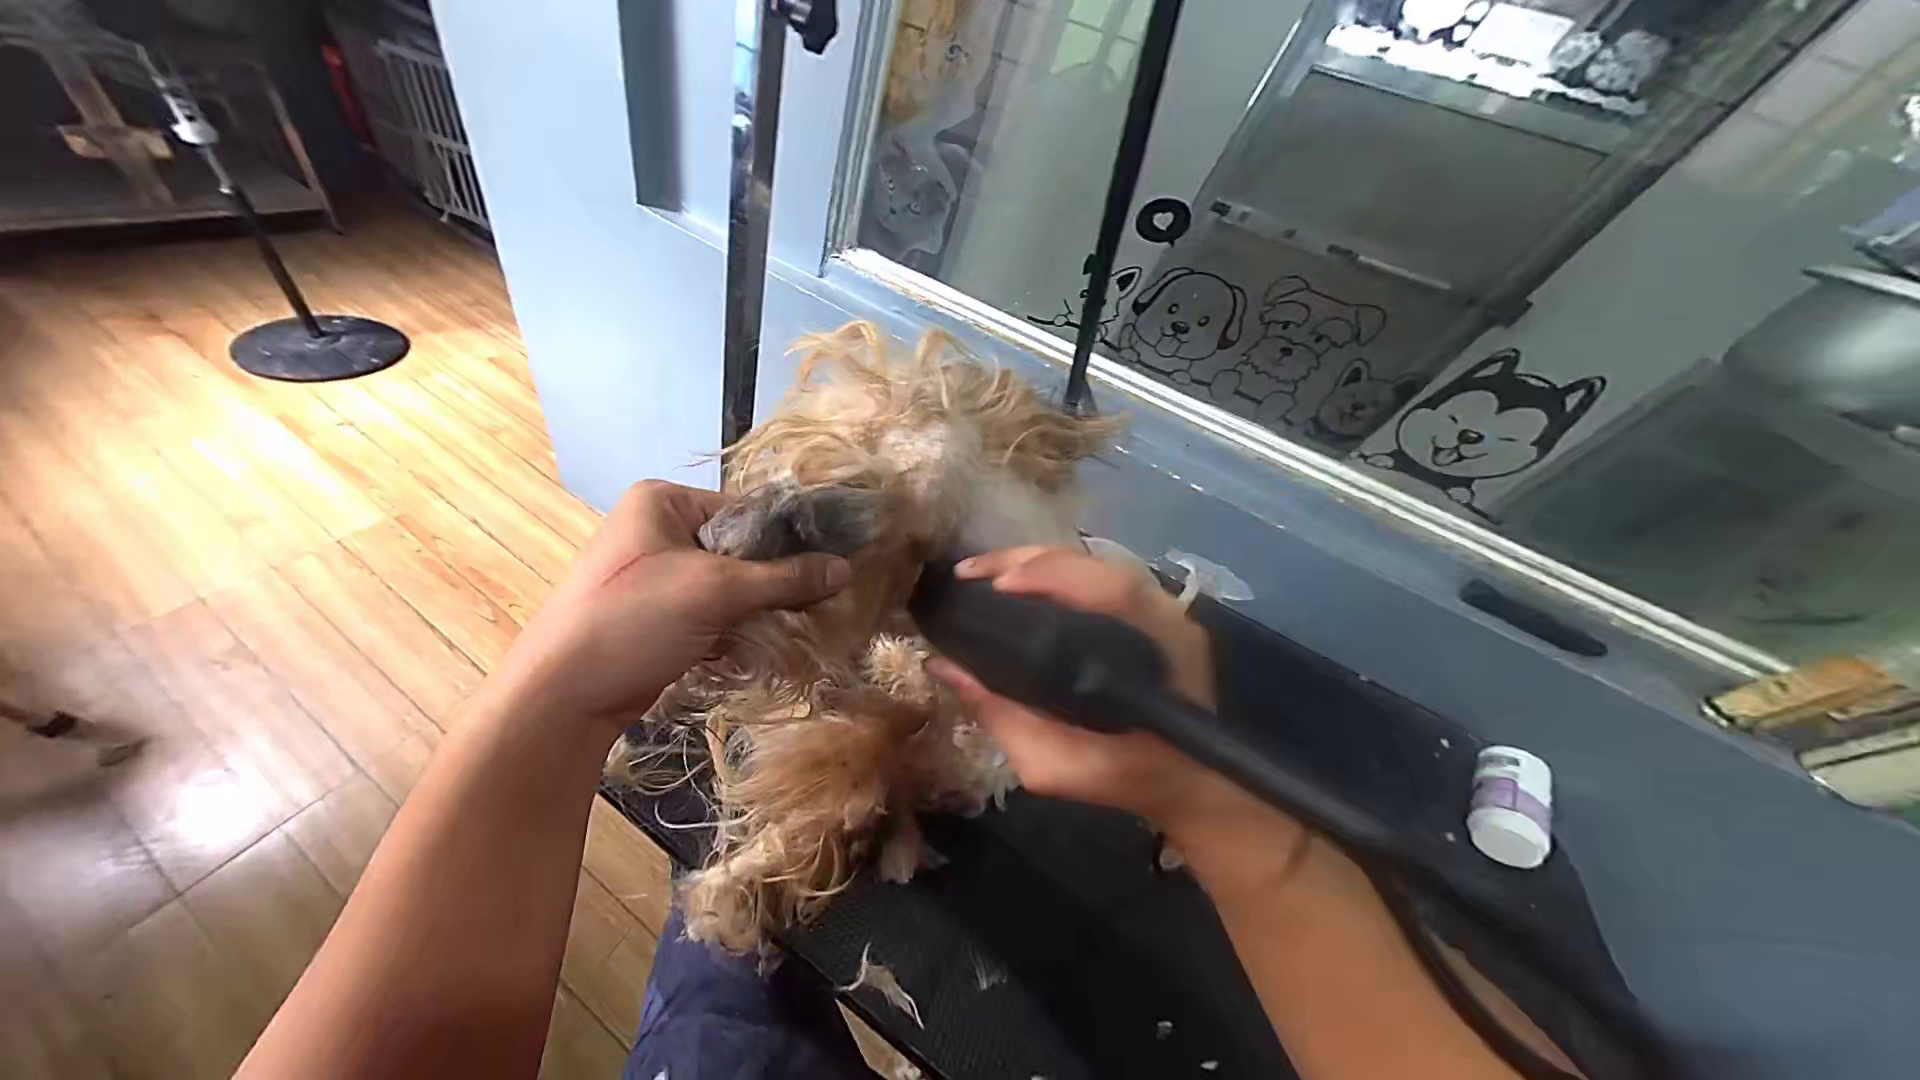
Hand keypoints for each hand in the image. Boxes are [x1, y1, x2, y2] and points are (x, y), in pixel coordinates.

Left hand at [486, 480, 850, 738]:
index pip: (748, 509)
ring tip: (806, 622)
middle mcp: (663, 528)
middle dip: (779, 578)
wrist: (562, 698)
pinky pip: (720, 608)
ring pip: (736, 582)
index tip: (835, 562)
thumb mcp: (715, 590)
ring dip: (765, 606)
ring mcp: (662, 573)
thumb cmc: (633, 620)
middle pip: (745, 548)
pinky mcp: (665, 611)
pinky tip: (773, 641)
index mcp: (665, 501)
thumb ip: (785, 577)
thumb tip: (847, 568)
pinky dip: (744, 624)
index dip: (792, 537)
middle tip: (825, 598)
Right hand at [924, 546, 1304, 861]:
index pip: (1110, 589)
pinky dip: (1057, 571)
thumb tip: (944, 667)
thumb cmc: (1124, 778)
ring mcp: (1163, 608)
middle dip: (1028, 559)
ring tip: (986, 572)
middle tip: (971, 572)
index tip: (998, 585)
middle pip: (1096, 563)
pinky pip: (1100, 576)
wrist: (1188, 784)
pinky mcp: (1153, 611)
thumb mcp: (1053, 764)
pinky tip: (1022, 580)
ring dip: (1038, 561)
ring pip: (1097, 562)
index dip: (1052, 575)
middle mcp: (1164, 616)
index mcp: (1154, 652)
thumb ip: (1000, 716)